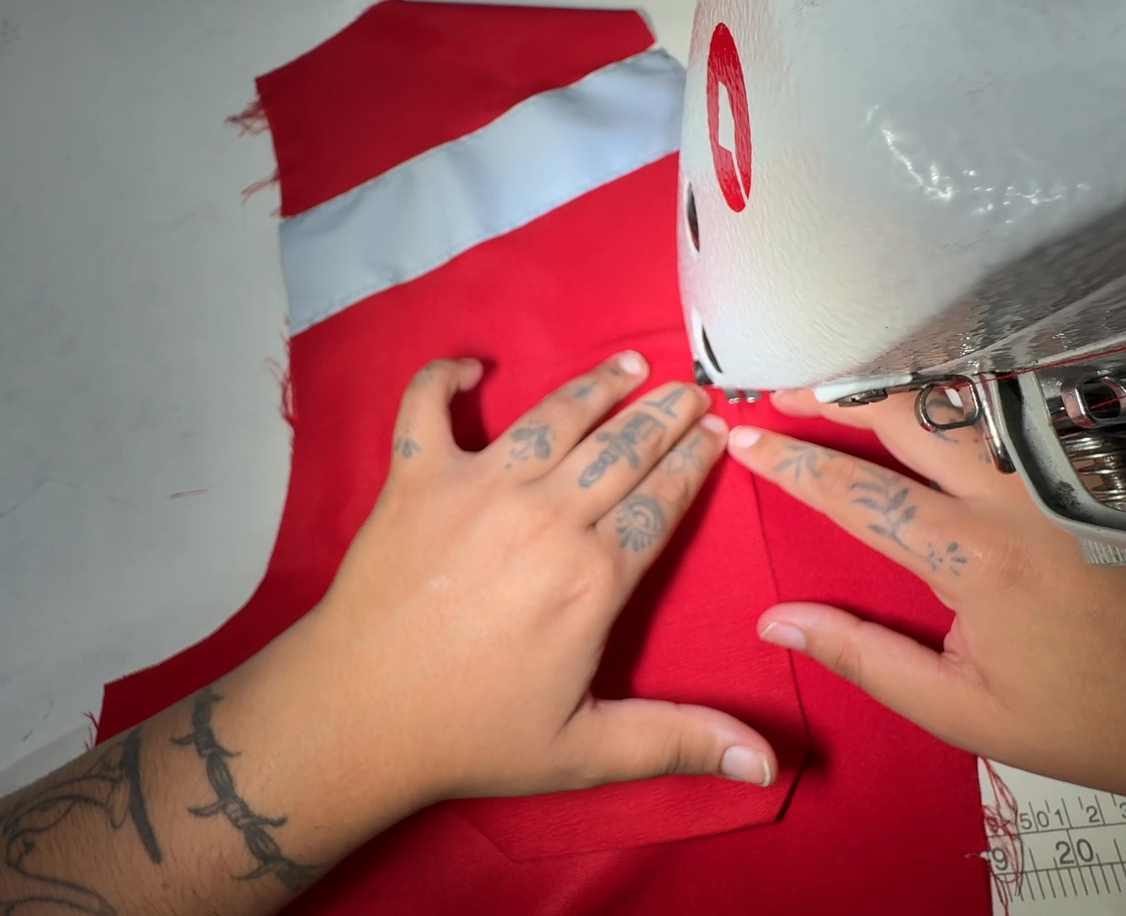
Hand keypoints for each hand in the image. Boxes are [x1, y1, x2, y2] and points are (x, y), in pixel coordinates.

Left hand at [286, 353, 776, 809]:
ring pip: (552, 417)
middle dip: (663, 414)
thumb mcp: (584, 751)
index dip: (693, 463)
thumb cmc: (471, 731)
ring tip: (630, 362)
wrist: (357, 713)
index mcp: (593, 575)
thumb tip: (769, 763)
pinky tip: (470, 366)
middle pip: (622, 449)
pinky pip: (427, 408)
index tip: (716, 430)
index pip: (662, 501)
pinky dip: (442, 378)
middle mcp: (544, 514)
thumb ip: (677, 740)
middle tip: (689, 388)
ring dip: (596, 385)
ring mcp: (476, 486)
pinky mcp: (416, 477)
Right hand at [726, 389, 1125, 913]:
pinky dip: (958, 395)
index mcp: (975, 557)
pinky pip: (1016, 412)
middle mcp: (1019, 496)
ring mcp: (1071, 471)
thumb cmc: (1096, 720)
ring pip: (963, 400)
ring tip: (842, 384)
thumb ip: (862, 657)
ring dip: (892, 386)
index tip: (744, 437)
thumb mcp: (965, 712)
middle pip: (906, 416)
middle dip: (833, 396)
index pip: (856, 491)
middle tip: (784, 390)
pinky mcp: (1107, 465)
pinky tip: (932, 398)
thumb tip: (775, 619)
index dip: (791, 461)